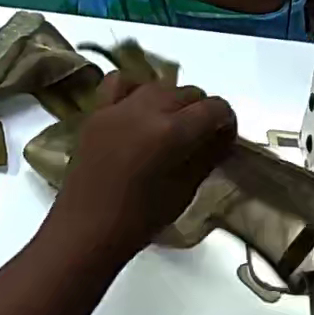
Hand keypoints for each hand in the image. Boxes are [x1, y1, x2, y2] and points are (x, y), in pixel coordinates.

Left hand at [48, 73, 236, 254]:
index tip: (226, 137)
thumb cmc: (139, 220)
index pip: (214, 107)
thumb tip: (222, 136)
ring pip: (157, 85)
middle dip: (201, 111)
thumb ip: (207, 156)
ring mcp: (117, 108)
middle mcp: (146, 109)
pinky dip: (135, 89)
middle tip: (201, 136)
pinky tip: (138, 110)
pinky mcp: (96, 112)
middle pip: (187, 93)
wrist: (86, 230)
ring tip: (170, 125)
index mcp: (172, 132)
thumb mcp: (184, 191)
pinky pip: (120, 84)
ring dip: (171, 100)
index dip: (227, 120)